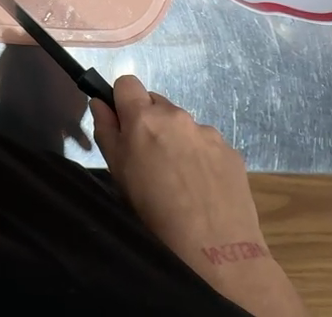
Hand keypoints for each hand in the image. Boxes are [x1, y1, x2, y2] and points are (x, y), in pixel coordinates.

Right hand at [92, 76, 284, 296]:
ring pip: (183, 125)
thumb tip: (100, 103)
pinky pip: (208, 144)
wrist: (214, 249)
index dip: (122, 101)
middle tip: (150, 159)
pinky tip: (202, 188)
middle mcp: (177, 115)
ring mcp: (208, 132)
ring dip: (177, 141)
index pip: (127, 82)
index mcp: (144, 116)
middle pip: (156, 103)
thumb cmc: (153, 210)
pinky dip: (201, 158)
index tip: (124, 125)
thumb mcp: (117, 171)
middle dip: (150, 123)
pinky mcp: (231, 151)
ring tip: (180, 180)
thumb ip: (106, 130)